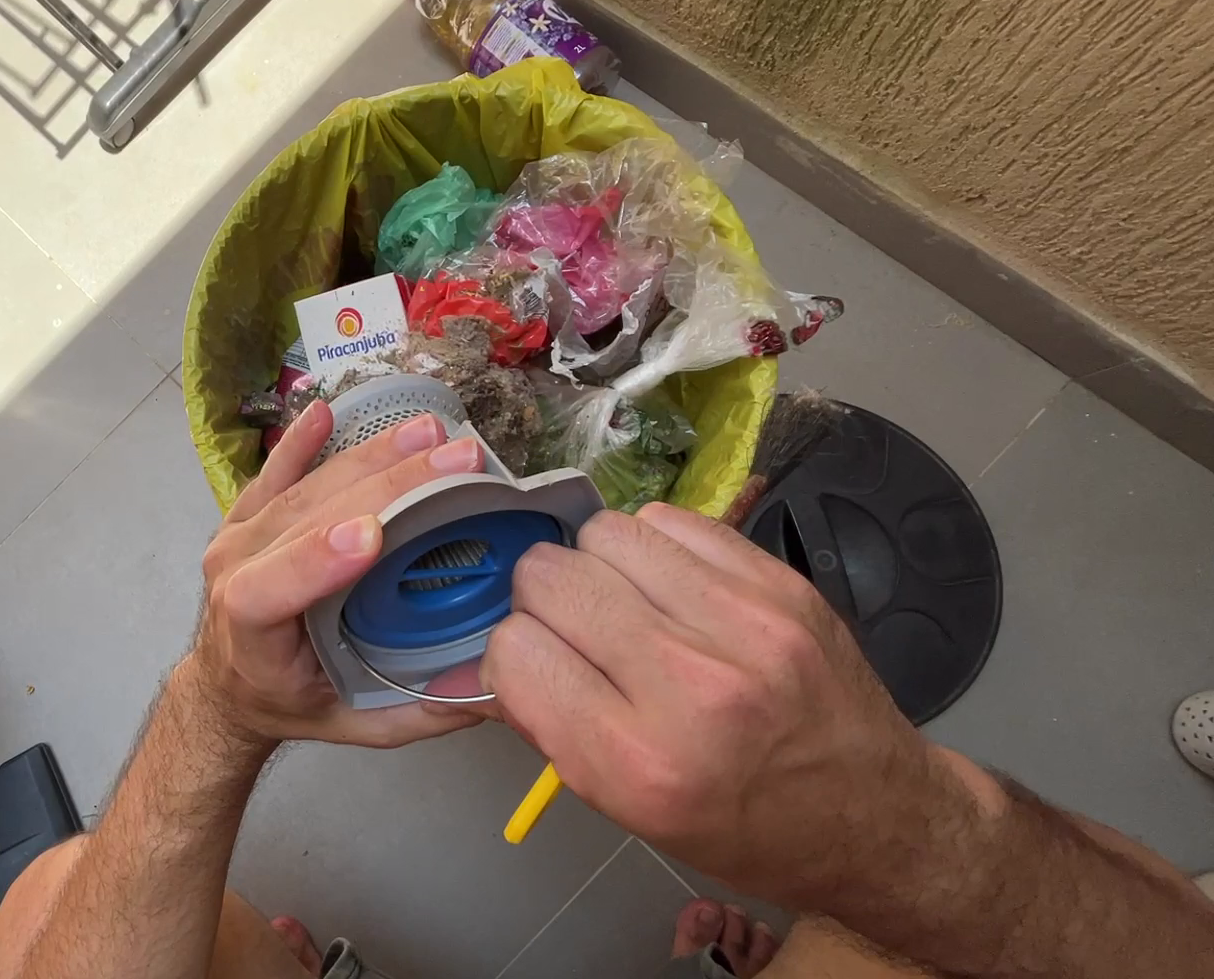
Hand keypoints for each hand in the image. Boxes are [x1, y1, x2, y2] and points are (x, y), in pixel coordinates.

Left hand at [190, 401, 486, 747]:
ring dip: (367, 456)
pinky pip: (273, 471)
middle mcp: (235, 570)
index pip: (272, 590)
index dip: (317, 558)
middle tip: (454, 461)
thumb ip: (417, 710)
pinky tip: (324, 411)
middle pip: (305, 519)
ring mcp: (236, 535)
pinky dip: (299, 441)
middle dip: (384, 487)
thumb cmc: (288, 700)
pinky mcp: (245, 514)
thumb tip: (496, 684)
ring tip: (427, 433)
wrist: (225, 681)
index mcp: (249, 631)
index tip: (373, 534)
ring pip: (302, 487)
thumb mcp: (352, 723)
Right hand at [469, 502, 955, 904]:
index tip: (539, 667)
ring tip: (622, 601)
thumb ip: (536, 720)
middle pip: (547, 576)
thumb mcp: (619, 804)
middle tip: (575, 629)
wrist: (879, 820)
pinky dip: (648, 546)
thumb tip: (463, 668)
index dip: (514, 654)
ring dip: (593, 563)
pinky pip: (663, 519)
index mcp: (637, 761)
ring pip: (599, 532)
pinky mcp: (778, 582)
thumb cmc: (736, 823)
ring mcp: (743, 623)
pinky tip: (667, 585)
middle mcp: (690, 686)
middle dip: (542, 599)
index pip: (513, 650)